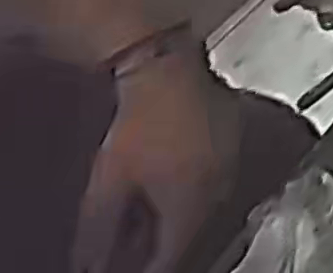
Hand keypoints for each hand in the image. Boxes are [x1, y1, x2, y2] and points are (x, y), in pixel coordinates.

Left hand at [75, 54, 238, 272]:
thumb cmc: (140, 130)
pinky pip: (220, 184)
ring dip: (185, 225)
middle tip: (138, 261)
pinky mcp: (236, 145)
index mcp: (191, 197)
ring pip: (212, 207)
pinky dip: (198, 200)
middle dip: (169, 250)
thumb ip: (100, 237)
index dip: (154, 271)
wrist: (174, 79)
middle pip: (198, 230)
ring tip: (153, 235)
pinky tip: (176, 200)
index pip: (176, 252)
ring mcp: (234, 160)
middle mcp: (222, 181)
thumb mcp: (106, 190)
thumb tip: (95, 268)